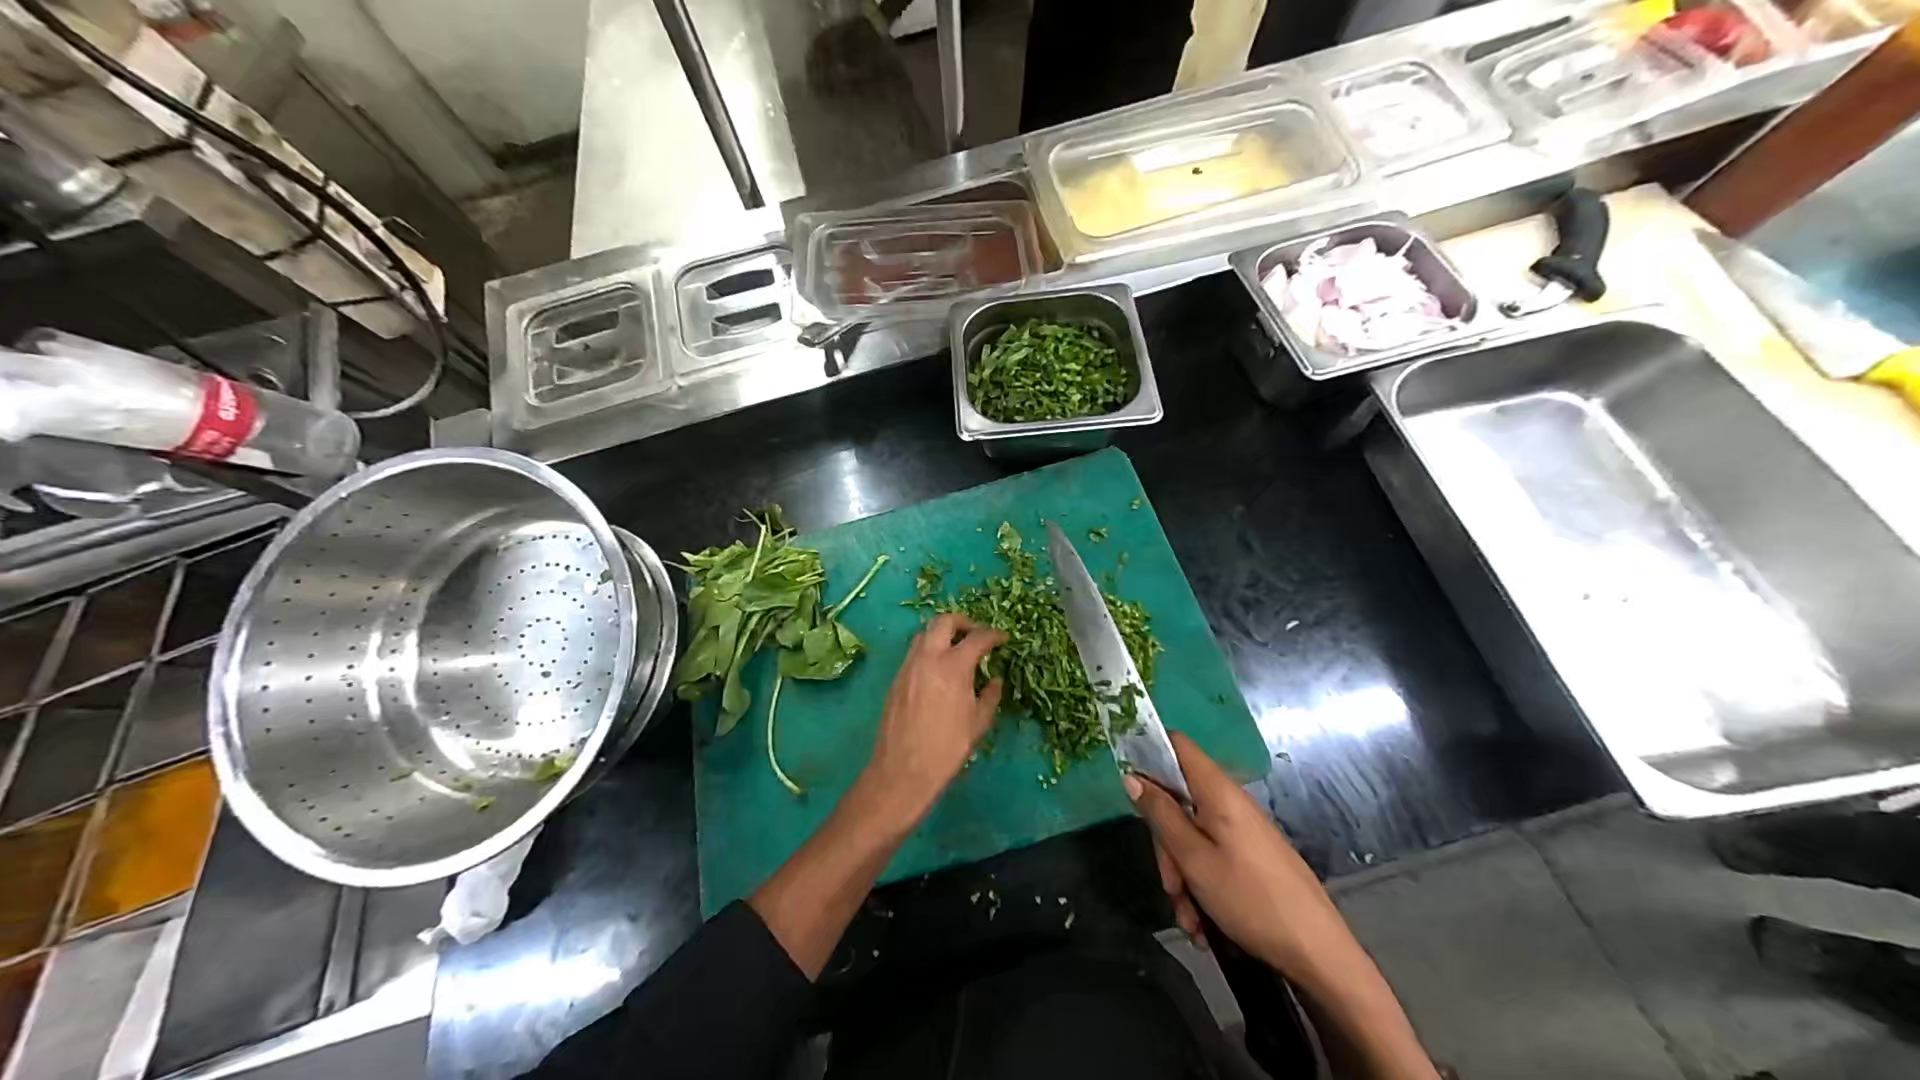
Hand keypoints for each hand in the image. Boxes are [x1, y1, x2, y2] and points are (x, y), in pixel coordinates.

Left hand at [860, 614, 1004, 824]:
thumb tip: (995, 680)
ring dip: (942, 635)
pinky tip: (939, 672)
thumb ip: (989, 696)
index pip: (977, 638)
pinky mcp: (896, 679)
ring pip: (924, 635)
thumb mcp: (978, 723)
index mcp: (953, 666)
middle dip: (963, 623)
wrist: (903, 770)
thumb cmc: (947, 748)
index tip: (1002, 639)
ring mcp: (908, 667)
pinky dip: (929, 651)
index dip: (993, 635)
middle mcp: (928, 658)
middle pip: (944, 622)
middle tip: (976, 635)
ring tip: (957, 651)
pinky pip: (914, 653)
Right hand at [1125, 732, 1352, 983]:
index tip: (1128, 780)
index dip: (1149, 752)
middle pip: (1179, 801)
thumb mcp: (1193, 858)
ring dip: (1183, 876)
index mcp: (1218, 791)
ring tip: (1190, 918)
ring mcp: (1243, 831)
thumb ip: (1160, 814)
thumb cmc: (1250, 898)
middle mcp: (1231, 803)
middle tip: (1170, 884)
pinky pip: (1212, 858)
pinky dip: (1202, 886)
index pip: (1178, 745)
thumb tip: (1132, 776)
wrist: (1318, 953)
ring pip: (1193, 837)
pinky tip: (1203, 923)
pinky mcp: (1252, 857)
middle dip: (1166, 844)